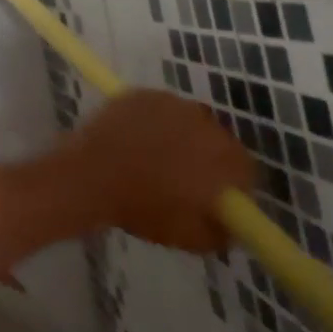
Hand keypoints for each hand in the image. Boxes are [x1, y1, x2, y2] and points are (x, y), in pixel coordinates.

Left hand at [59, 88, 255, 254]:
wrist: (87, 176)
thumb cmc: (140, 208)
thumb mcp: (190, 238)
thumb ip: (221, 232)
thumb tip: (228, 225)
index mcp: (225, 158)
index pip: (245, 171)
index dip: (232, 187)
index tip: (213, 199)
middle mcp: (206, 123)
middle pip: (218, 142)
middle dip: (206, 159)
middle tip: (181, 178)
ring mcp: (172, 103)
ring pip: (188, 123)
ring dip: (180, 137)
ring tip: (153, 156)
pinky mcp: (143, 93)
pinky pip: (159, 110)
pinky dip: (153, 122)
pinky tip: (135, 139)